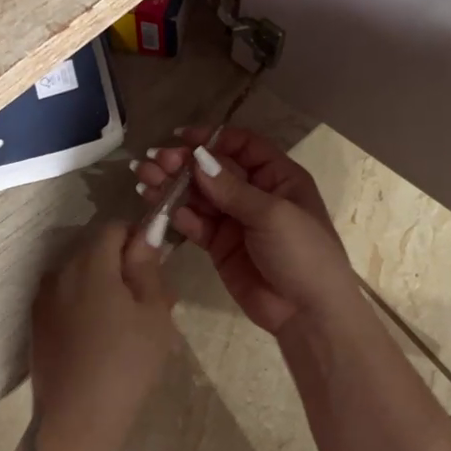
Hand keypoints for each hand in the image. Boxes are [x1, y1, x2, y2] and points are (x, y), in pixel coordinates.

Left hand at [27, 222, 176, 450]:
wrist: (78, 422)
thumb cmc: (126, 365)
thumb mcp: (153, 313)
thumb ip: (147, 267)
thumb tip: (143, 237)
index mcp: (88, 264)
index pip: (113, 228)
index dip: (138, 238)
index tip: (157, 265)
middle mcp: (58, 273)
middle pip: (94, 251)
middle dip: (122, 264)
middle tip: (151, 300)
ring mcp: (43, 300)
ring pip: (80, 276)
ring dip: (104, 286)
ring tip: (130, 325)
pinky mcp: (37, 326)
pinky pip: (67, 300)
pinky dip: (86, 306)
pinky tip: (104, 340)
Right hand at [135, 127, 360, 333]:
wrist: (306, 313)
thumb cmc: (302, 253)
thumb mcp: (271, 214)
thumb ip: (231, 188)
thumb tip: (197, 157)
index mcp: (278, 177)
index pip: (242, 146)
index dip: (213, 138)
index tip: (182, 138)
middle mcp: (255, 194)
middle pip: (214, 170)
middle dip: (184, 164)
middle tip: (155, 162)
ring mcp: (236, 221)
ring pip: (200, 196)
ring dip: (173, 186)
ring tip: (144, 179)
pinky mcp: (220, 247)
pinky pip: (196, 224)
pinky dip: (177, 215)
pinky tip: (159, 207)